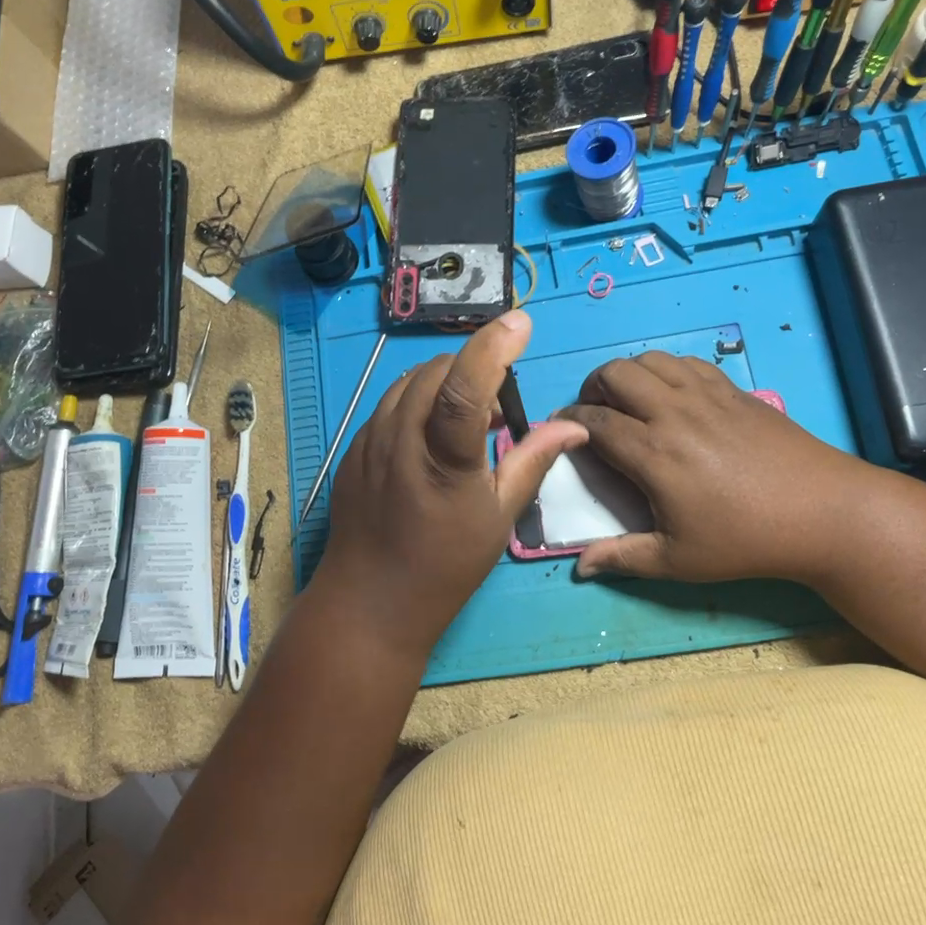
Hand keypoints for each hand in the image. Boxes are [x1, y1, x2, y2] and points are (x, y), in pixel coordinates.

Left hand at [309, 311, 586, 660]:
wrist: (370, 601)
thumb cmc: (444, 566)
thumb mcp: (498, 518)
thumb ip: (532, 462)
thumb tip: (572, 427)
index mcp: (443, 462)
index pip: (464, 387)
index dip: (493, 348)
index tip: (520, 323)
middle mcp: (399, 440)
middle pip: (436, 372)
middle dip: (472, 367)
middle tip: (498, 403)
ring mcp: (368, 442)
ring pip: (408, 382)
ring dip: (443, 380)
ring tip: (467, 417)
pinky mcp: (353, 450)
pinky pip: (388, 405)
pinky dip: (417, 401)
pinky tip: (431, 434)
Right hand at [555, 352, 886, 584]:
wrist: (823, 511)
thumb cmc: (746, 540)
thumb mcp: (678, 561)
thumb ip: (623, 557)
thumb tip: (579, 567)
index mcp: (653, 453)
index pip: (593, 420)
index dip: (568, 420)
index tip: (560, 430)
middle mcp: (674, 412)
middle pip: (615, 374)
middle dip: (592, 388)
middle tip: (594, 413)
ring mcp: (707, 395)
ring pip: (650, 360)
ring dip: (628, 374)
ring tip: (628, 401)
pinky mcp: (734, 390)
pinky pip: (686, 362)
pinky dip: (665, 370)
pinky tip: (671, 396)